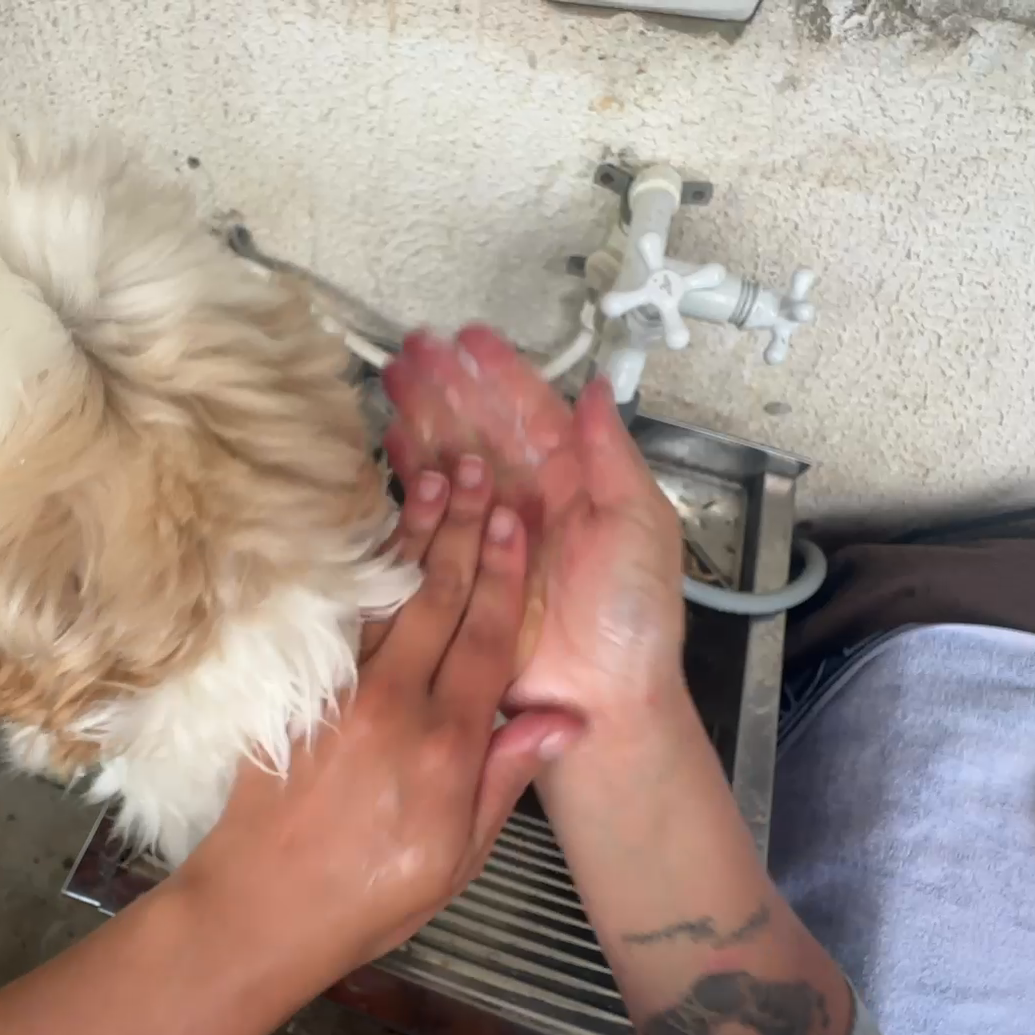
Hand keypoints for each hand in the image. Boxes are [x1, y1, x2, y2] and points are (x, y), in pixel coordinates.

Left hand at [171, 456, 581, 974]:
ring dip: (415, 533)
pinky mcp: (301, 690)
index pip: (486, 638)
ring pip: (390, 595)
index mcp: (446, 743)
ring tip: (433, 480)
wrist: (262, 908)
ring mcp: (341, 690)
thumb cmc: (372, 892)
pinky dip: (363, 571)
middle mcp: (395, 702)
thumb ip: (506, 775)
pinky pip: (342, 618)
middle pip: (440, 599)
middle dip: (463, 529)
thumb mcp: (459, 856)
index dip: (504, 573)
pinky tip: (374, 536)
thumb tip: (562, 717)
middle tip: (476, 471)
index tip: (514, 521)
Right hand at [382, 328, 686, 737]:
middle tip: (413, 346)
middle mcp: (527, 495)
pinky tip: (392, 440)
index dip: (500, 374)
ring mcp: (490, 528)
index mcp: (575, 479)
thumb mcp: (643, 527)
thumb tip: (596, 387)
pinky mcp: (460, 564)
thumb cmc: (630, 615)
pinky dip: (410, 476)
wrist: (598, 694)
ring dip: (422, 416)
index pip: (531, 412)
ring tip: (392, 376)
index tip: (468, 339)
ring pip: (450, 458)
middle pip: (481, 426)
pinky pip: (430, 511)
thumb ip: (615, 457)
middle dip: (448, 384)